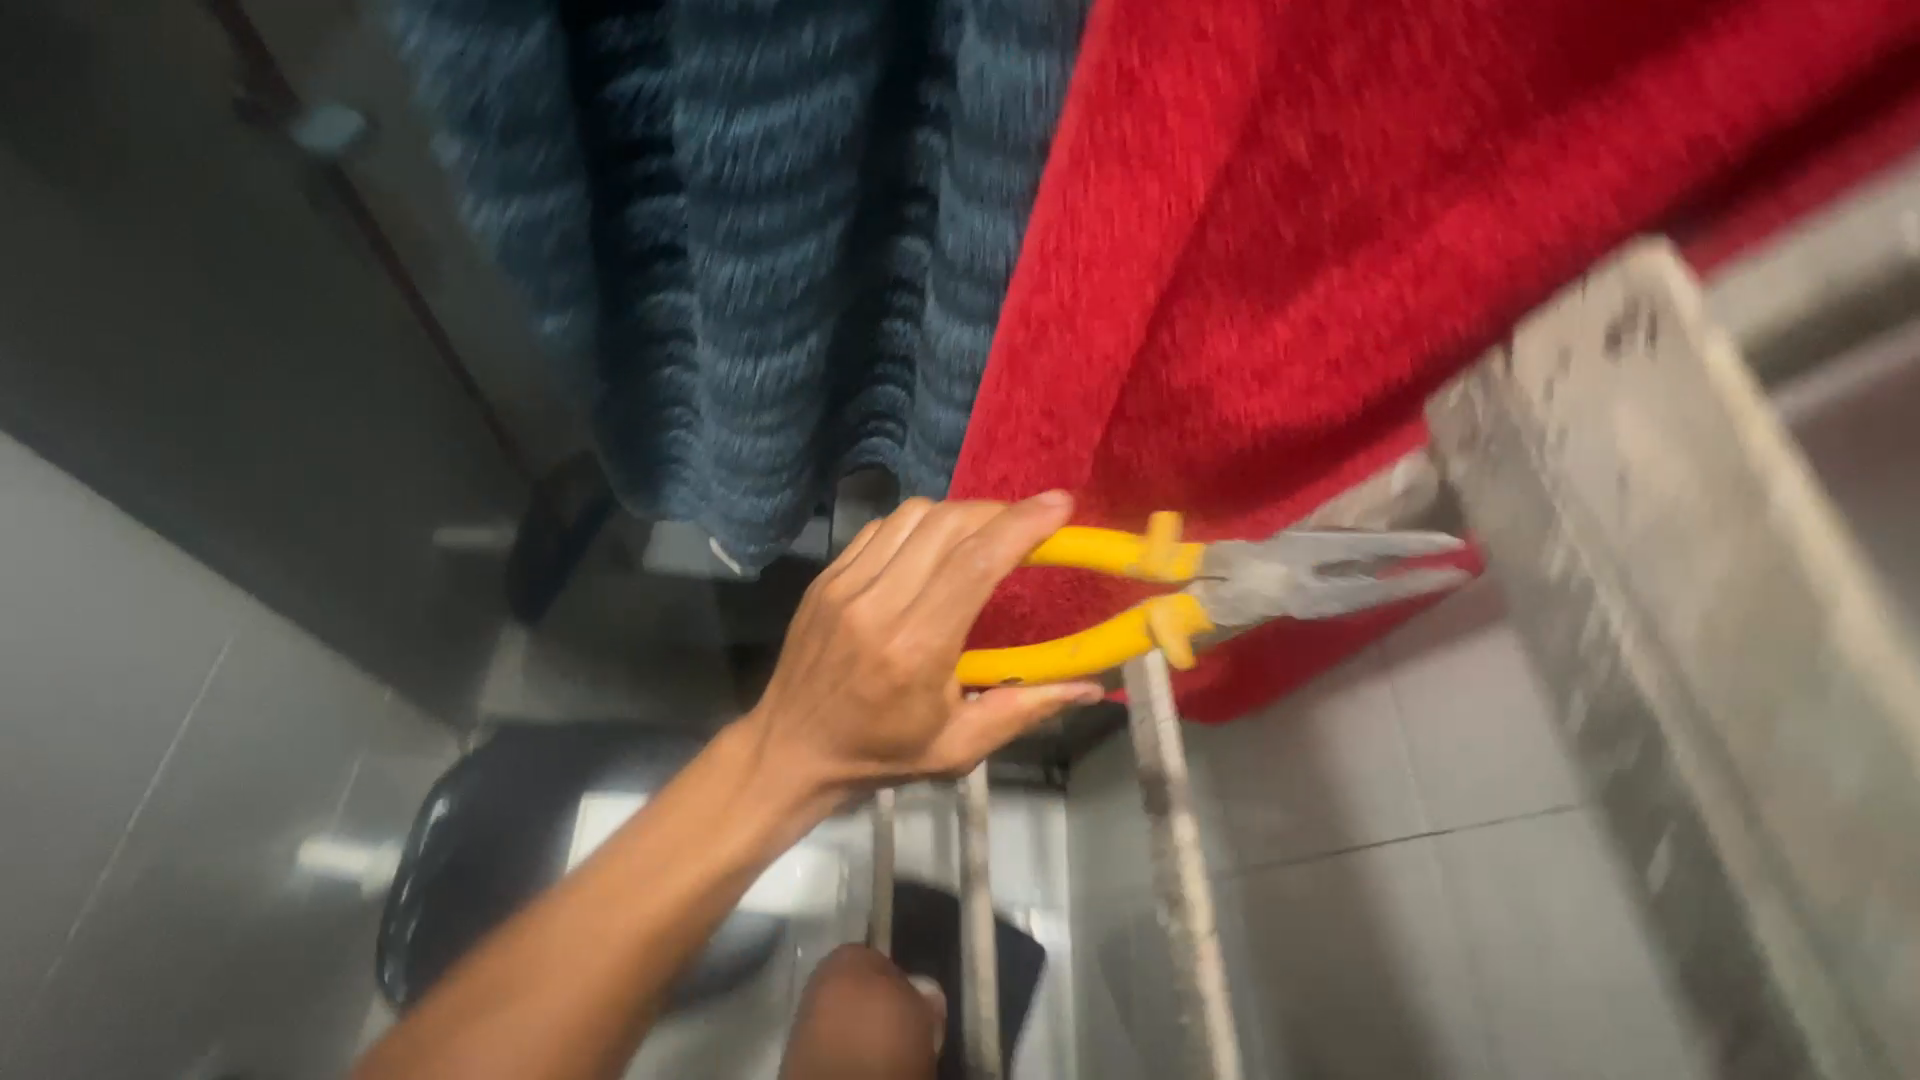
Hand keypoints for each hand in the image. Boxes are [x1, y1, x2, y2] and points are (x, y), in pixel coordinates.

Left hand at [737, 493, 1104, 801]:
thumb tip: (1093, 686)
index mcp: (915, 649)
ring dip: (959, 514)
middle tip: (1030, 524)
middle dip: (998, 513)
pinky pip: (882, 527)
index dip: (1022, 525)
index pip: (975, 563)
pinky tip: (934, 547)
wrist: (790, 750)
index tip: (1060, 505)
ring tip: (985, 534)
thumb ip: (1026, 710)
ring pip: (913, 515)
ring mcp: (845, 585)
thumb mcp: (959, 747)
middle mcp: (877, 605)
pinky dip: (919, 525)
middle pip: (948, 525)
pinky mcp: (826, 577)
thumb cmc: (882, 754)